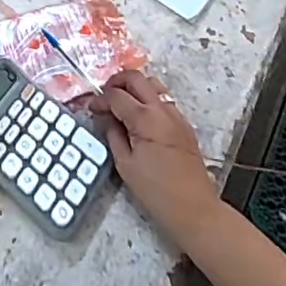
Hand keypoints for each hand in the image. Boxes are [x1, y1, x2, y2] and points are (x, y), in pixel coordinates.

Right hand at [90, 70, 216, 230]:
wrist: (194, 208)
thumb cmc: (156, 191)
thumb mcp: (125, 165)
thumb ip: (113, 135)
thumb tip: (105, 117)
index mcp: (144, 118)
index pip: (116, 95)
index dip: (100, 99)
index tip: (91, 107)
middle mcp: (161, 108)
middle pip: (135, 77)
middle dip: (116, 81)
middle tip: (105, 95)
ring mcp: (175, 113)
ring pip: (152, 83)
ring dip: (134, 86)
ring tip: (122, 101)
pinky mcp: (184, 123)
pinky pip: (163, 99)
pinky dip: (148, 98)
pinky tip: (142, 116)